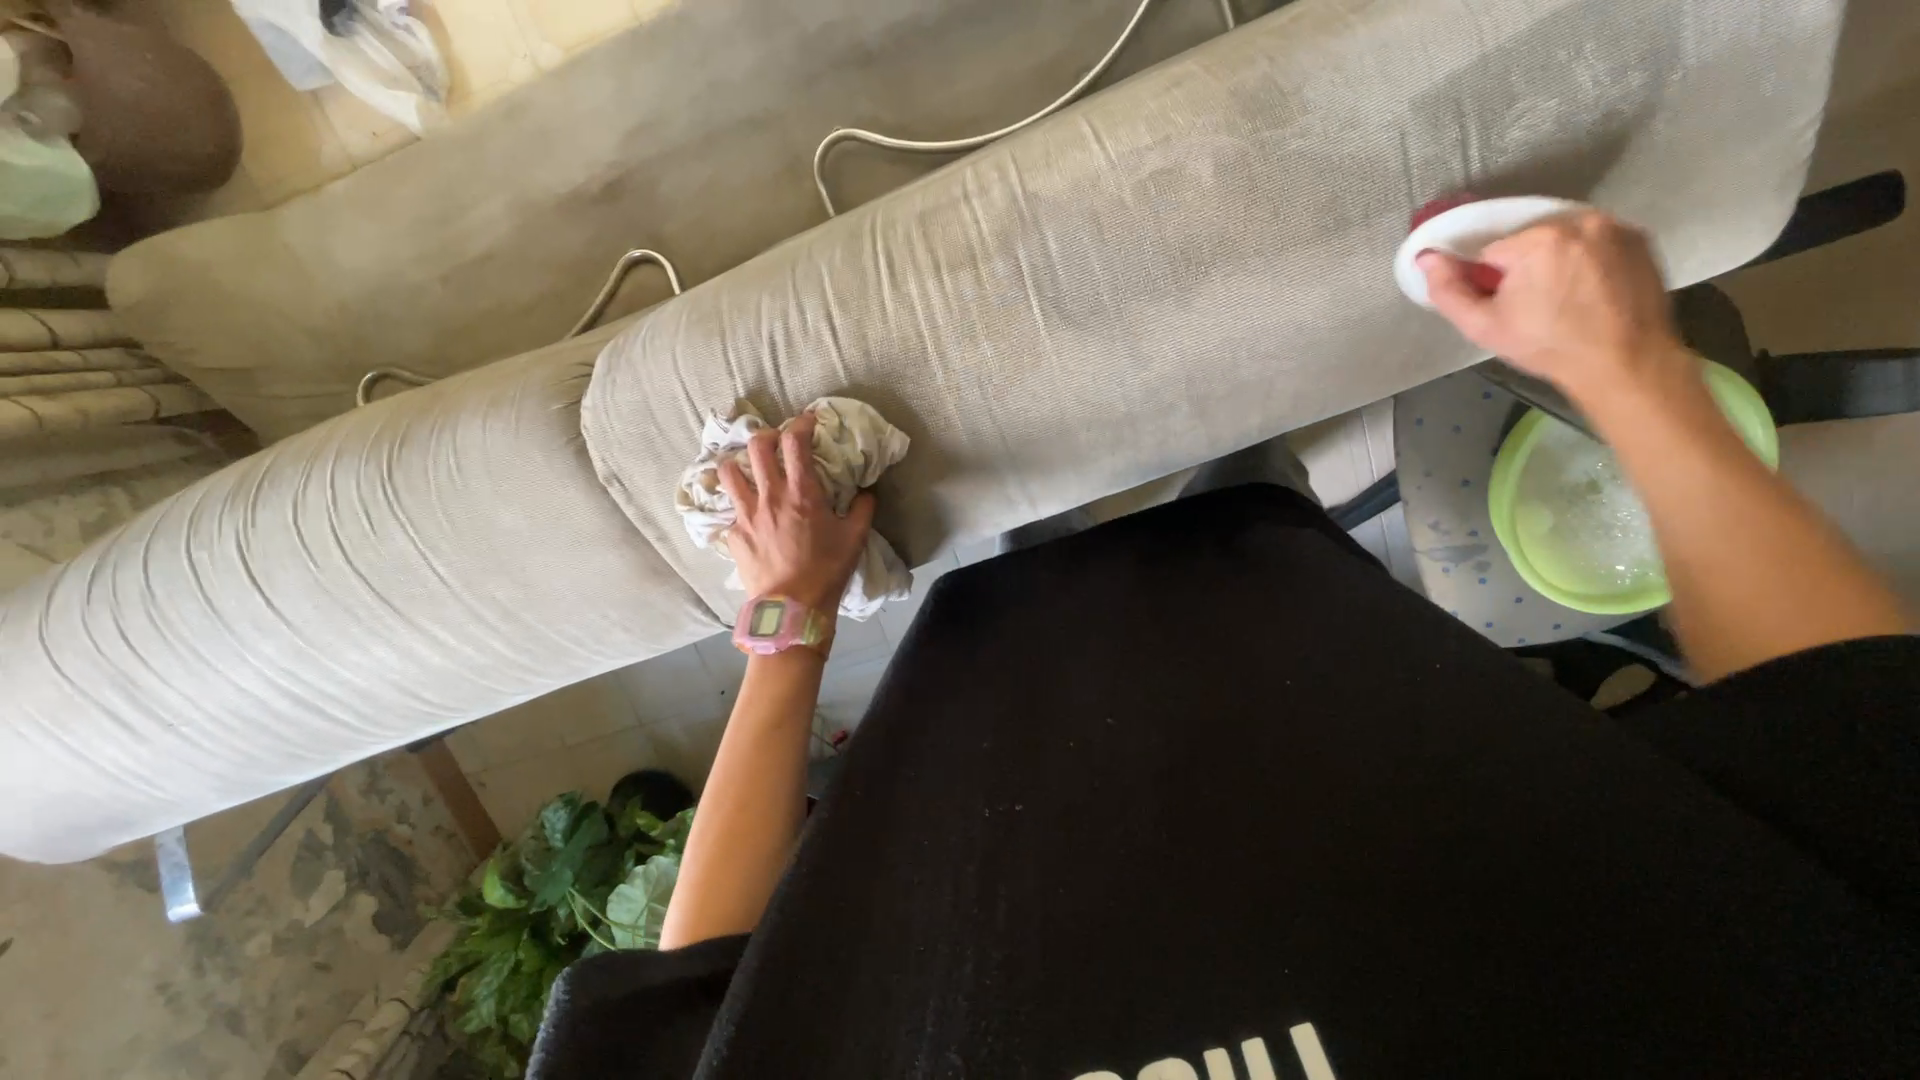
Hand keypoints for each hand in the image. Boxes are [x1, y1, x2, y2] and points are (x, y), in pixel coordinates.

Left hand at [717, 411, 875, 612]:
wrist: (792, 608)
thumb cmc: (827, 571)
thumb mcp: (855, 539)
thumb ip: (862, 510)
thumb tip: (866, 494)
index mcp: (802, 492)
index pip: (795, 441)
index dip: (801, 423)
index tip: (807, 422)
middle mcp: (770, 496)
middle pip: (757, 446)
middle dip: (767, 436)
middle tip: (777, 443)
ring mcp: (746, 514)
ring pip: (729, 471)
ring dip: (739, 464)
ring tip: (749, 471)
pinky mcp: (733, 534)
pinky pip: (729, 511)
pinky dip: (737, 507)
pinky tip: (747, 516)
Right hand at [1417, 209, 1695, 407]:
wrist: (1622, 360)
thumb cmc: (1546, 346)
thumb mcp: (1483, 326)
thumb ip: (1448, 290)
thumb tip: (1426, 257)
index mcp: (1535, 240)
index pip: (1492, 252)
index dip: (1493, 281)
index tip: (1508, 305)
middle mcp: (1577, 221)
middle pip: (1529, 239)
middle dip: (1525, 265)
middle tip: (1534, 303)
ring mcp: (1613, 226)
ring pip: (1563, 237)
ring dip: (1555, 258)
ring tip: (1562, 296)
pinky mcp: (1638, 236)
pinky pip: (1595, 240)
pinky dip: (1586, 257)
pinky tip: (1588, 288)